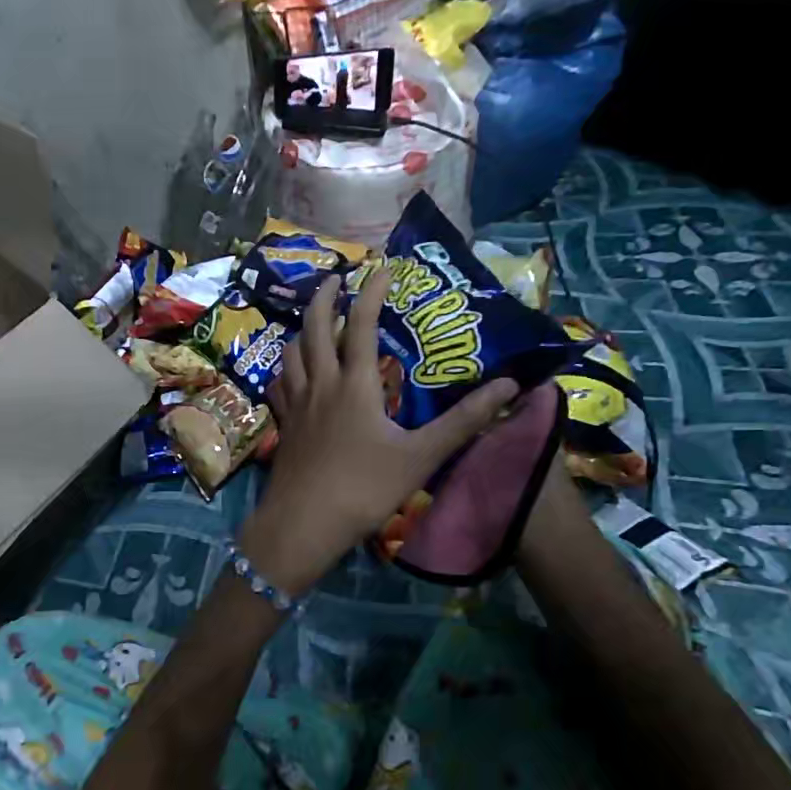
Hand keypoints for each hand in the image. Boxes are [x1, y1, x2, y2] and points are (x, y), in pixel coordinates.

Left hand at [237, 269, 519, 595]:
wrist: (304, 521)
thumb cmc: (365, 488)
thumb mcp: (422, 455)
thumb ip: (464, 421)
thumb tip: (511, 386)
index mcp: (355, 385)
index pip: (364, 324)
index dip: (373, 292)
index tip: (383, 268)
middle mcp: (320, 384)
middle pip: (316, 328)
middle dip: (325, 297)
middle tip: (335, 277)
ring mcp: (295, 403)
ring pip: (291, 352)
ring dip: (303, 329)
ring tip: (314, 321)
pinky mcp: (282, 423)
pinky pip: (278, 384)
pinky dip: (285, 368)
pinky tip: (291, 373)